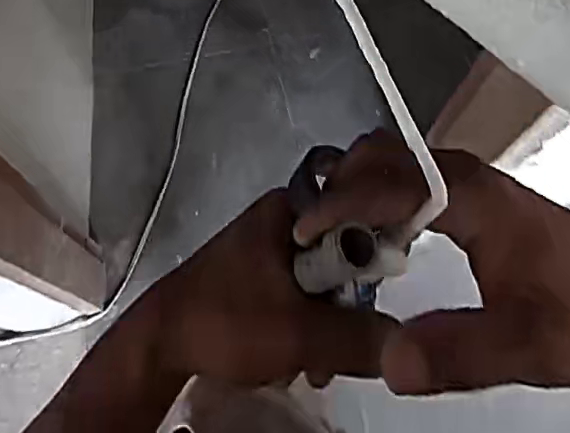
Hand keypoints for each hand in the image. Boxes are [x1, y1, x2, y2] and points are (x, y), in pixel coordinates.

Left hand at [140, 187, 396, 387]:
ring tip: (315, 362)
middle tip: (344, 342)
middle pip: (340, 250)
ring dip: (326, 321)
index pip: (353, 211)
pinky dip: (307, 322)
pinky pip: (302, 289)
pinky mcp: (261, 270)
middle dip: (345, 302)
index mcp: (289, 207)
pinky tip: (298, 357)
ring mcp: (270, 243)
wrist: (162, 341)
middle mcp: (282, 216)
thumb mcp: (298, 333)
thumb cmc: (226, 320)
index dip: (373, 251)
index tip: (378, 292)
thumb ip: (358, 336)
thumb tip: (407, 341)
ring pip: (322, 277)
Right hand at [293, 130, 569, 394]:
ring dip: (356, 187)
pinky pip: (406, 175)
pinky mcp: (468, 187)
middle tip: (314, 236)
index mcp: (472, 197)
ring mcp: (465, 175)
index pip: (391, 185)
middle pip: (383, 156)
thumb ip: (457, 353)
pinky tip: (375, 239)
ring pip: (393, 160)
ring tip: (337, 239)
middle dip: (340, 186)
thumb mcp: (527, 348)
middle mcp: (462, 172)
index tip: (307, 230)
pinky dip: (377, 194)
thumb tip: (388, 362)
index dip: (344, 203)